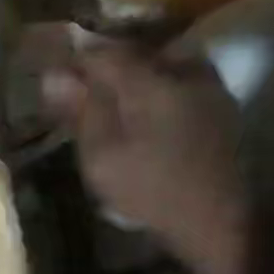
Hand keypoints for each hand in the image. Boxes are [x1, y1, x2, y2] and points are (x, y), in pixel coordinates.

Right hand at [42, 42, 248, 273]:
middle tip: (81, 96)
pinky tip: (146, 118)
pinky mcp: (220, 103)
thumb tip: (53, 74)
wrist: (216, 221)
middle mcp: (182, 68)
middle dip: (104, 70)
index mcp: (149, 79)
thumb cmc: (150, 190)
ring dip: (132, 80)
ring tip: (113, 107)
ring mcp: (207, 84)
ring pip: (157, 66)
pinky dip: (156, 93)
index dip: (74, 63)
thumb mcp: (102, 157)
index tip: (56, 82)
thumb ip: (80, 110)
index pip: (101, 52)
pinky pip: (178, 83)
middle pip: (132, 54)